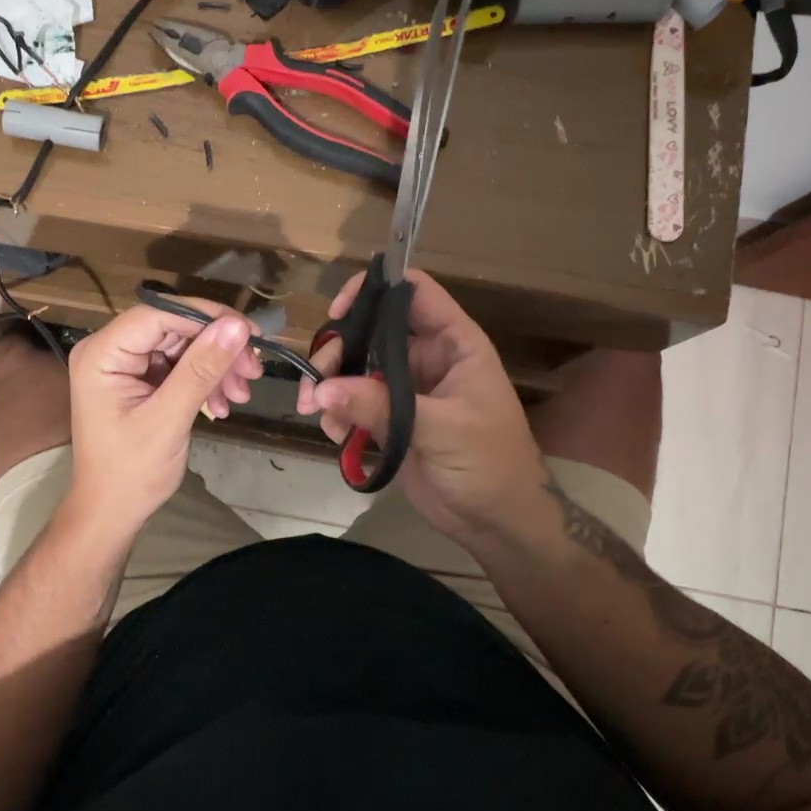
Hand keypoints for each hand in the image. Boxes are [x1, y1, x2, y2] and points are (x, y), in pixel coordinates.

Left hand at [63, 300, 262, 537]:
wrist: (112, 512)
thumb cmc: (131, 471)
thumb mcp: (169, 418)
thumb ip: (201, 369)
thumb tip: (238, 325)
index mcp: (102, 354)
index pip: (159, 314)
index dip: (206, 317)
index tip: (250, 333)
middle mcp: (109, 351)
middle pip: (173, 328)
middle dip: (216, 348)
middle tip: (254, 369)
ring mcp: (123, 366)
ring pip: (181, 347)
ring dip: (216, 367)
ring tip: (241, 395)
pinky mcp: (138, 382)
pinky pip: (178, 367)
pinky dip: (204, 381)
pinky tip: (223, 405)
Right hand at [295, 270, 544, 546]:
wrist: (496, 521)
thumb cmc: (490, 464)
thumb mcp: (442, 429)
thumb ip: (383, 406)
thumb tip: (324, 390)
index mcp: (454, 344)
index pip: (413, 294)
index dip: (375, 290)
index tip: (337, 312)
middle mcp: (427, 360)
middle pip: (372, 332)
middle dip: (338, 352)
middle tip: (314, 384)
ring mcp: (406, 391)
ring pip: (356, 369)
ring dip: (330, 386)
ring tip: (313, 411)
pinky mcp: (390, 422)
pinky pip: (353, 405)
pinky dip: (337, 415)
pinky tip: (335, 436)